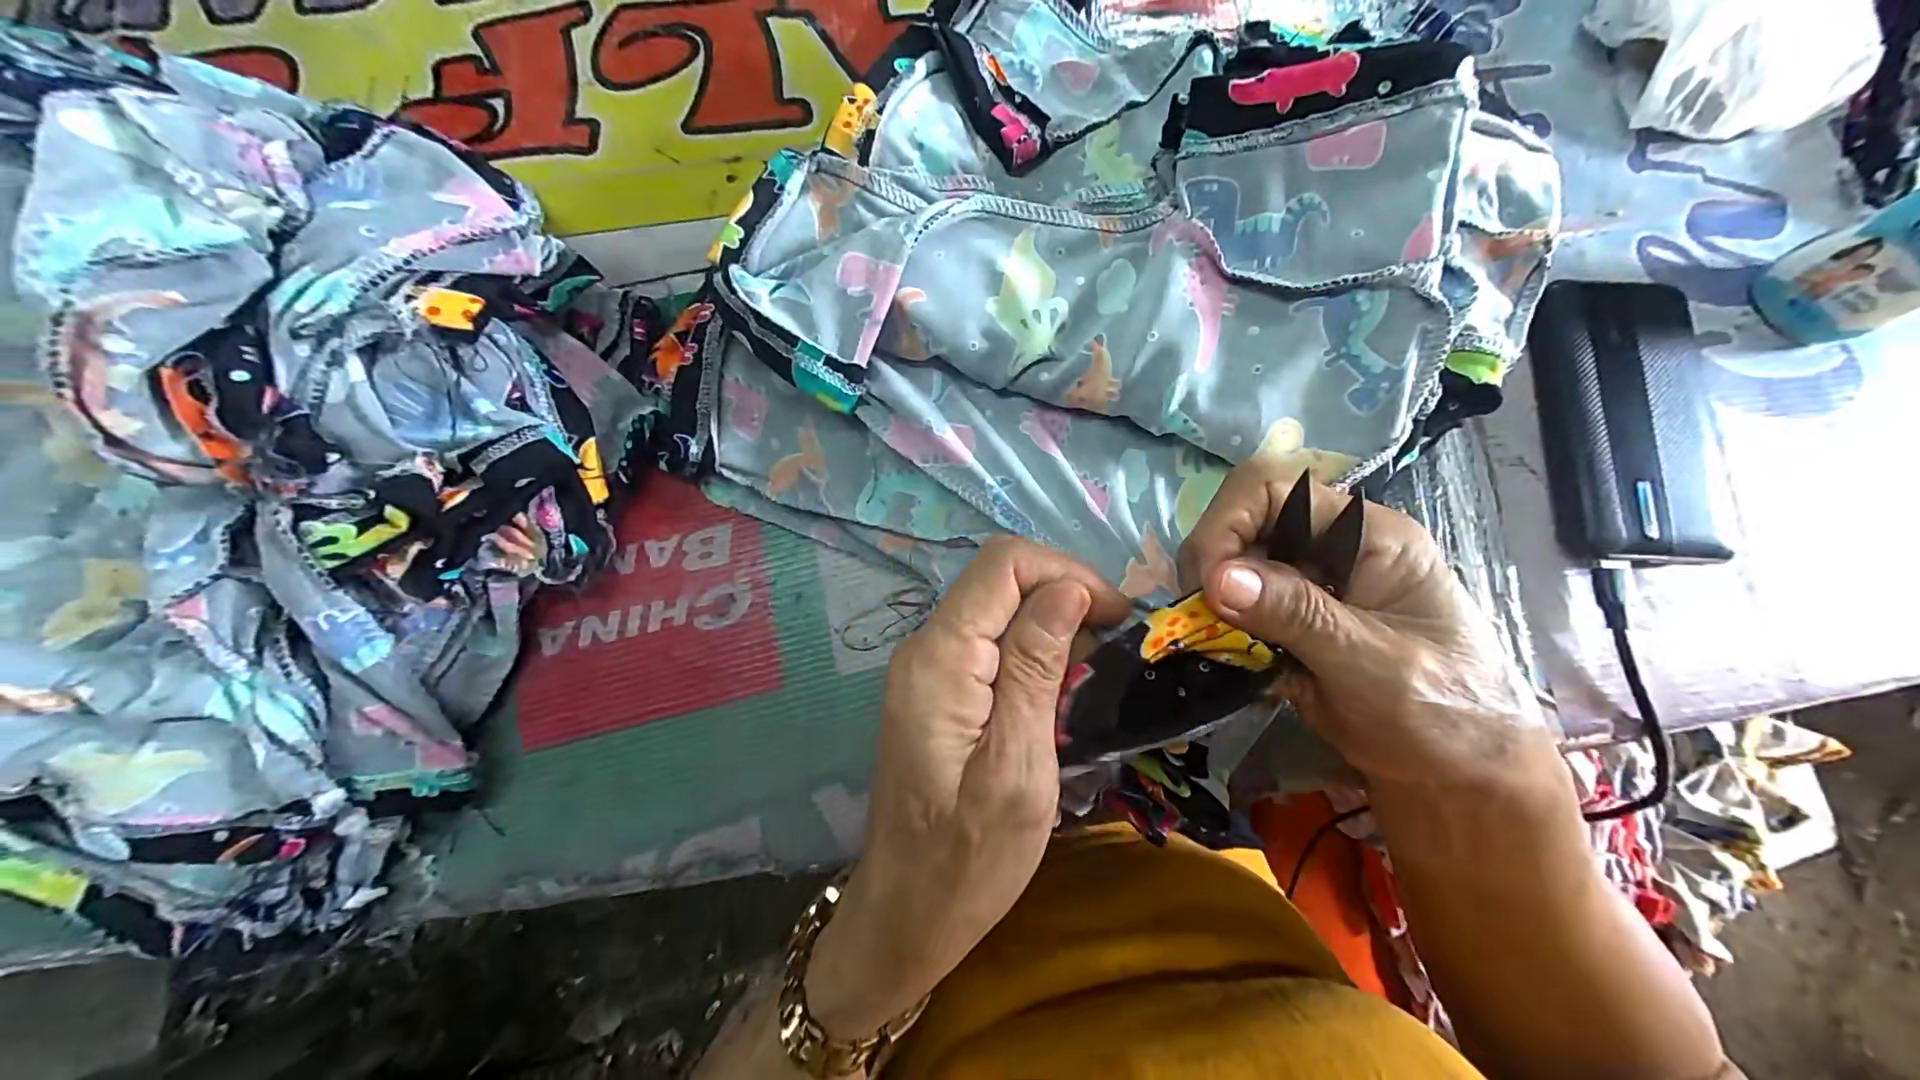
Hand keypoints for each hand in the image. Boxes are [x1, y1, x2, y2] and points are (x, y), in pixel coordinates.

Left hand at [806, 537, 1128, 1035]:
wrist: (907, 911)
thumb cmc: (969, 857)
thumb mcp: (1017, 767)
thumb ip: (1035, 668)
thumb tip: (1068, 589)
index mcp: (940, 658)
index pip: (1003, 564)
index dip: (1066, 572)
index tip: (1116, 616)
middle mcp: (925, 648)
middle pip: (998, 578)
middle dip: (1063, 593)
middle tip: (1114, 643)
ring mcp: (926, 667)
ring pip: (996, 607)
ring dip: (1051, 622)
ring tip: (1095, 669)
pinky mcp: (936, 688)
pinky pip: (988, 641)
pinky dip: (1031, 648)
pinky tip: (1059, 686)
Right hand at [1178, 458, 1557, 794]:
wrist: (1460, 773)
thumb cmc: (1444, 713)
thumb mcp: (1373, 664)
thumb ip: (1299, 616)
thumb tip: (1217, 580)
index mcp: (1365, 535)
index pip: (1273, 491)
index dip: (1226, 525)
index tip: (1207, 585)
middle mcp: (1330, 546)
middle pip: (1241, 523)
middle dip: (1211, 565)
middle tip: (1202, 622)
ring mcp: (1307, 583)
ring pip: (1230, 566)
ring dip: (1209, 601)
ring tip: (1213, 644)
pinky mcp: (1287, 618)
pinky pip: (1234, 605)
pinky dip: (1217, 628)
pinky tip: (1225, 657)